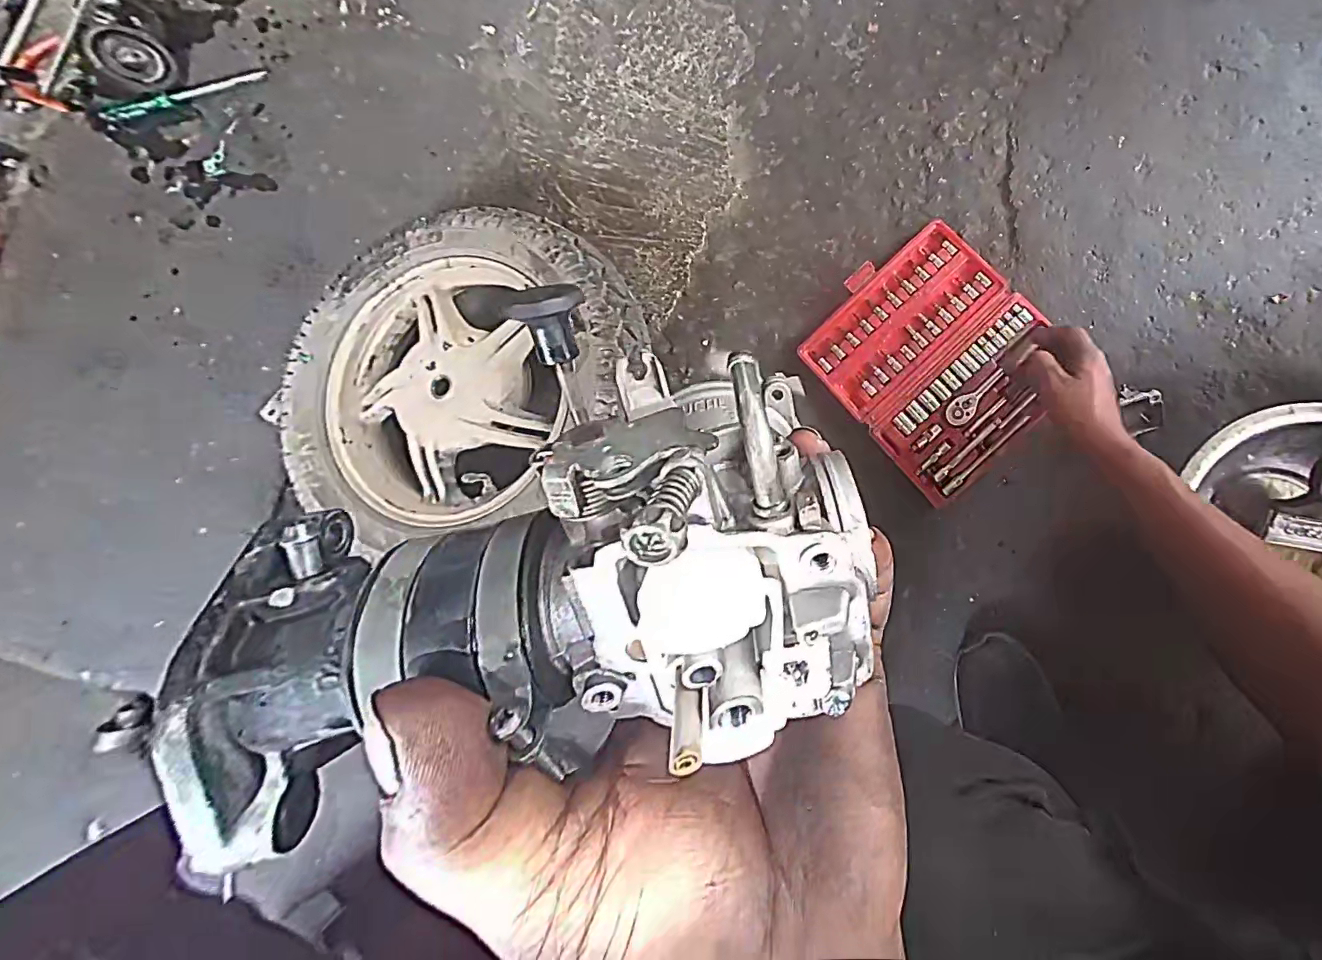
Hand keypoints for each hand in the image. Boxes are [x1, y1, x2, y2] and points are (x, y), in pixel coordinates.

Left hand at [364, 431, 904, 959]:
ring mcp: (781, 671)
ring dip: (800, 523)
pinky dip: (865, 575)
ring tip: (795, 472)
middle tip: (721, 457)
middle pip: (721, 569)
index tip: (628, 489)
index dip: (629, 538)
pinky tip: (859, 546)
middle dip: (725, 509)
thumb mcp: (526, 872)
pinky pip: (859, 618)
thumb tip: (409, 706)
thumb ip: (461, 803)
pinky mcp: (843, 686)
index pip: (630, 593)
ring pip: (793, 579)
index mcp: (637, 691)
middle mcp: (711, 668)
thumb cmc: (647, 931)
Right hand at [1003, 325, 1128, 454]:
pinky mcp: (1095, 400)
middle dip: (1049, 349)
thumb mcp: (1052, 385)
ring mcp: (1098, 383)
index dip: (1048, 332)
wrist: (1102, 444)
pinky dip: (1058, 381)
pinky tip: (1048, 393)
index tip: (1032, 338)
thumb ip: (1040, 364)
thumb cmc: (1081, 416)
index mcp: (1088, 356)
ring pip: (1072, 365)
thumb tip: (1032, 356)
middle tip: (1031, 354)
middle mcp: (1097, 366)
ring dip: (1052, 366)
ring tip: (1035, 373)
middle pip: (1071, 348)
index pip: (1069, 332)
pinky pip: (1074, 382)